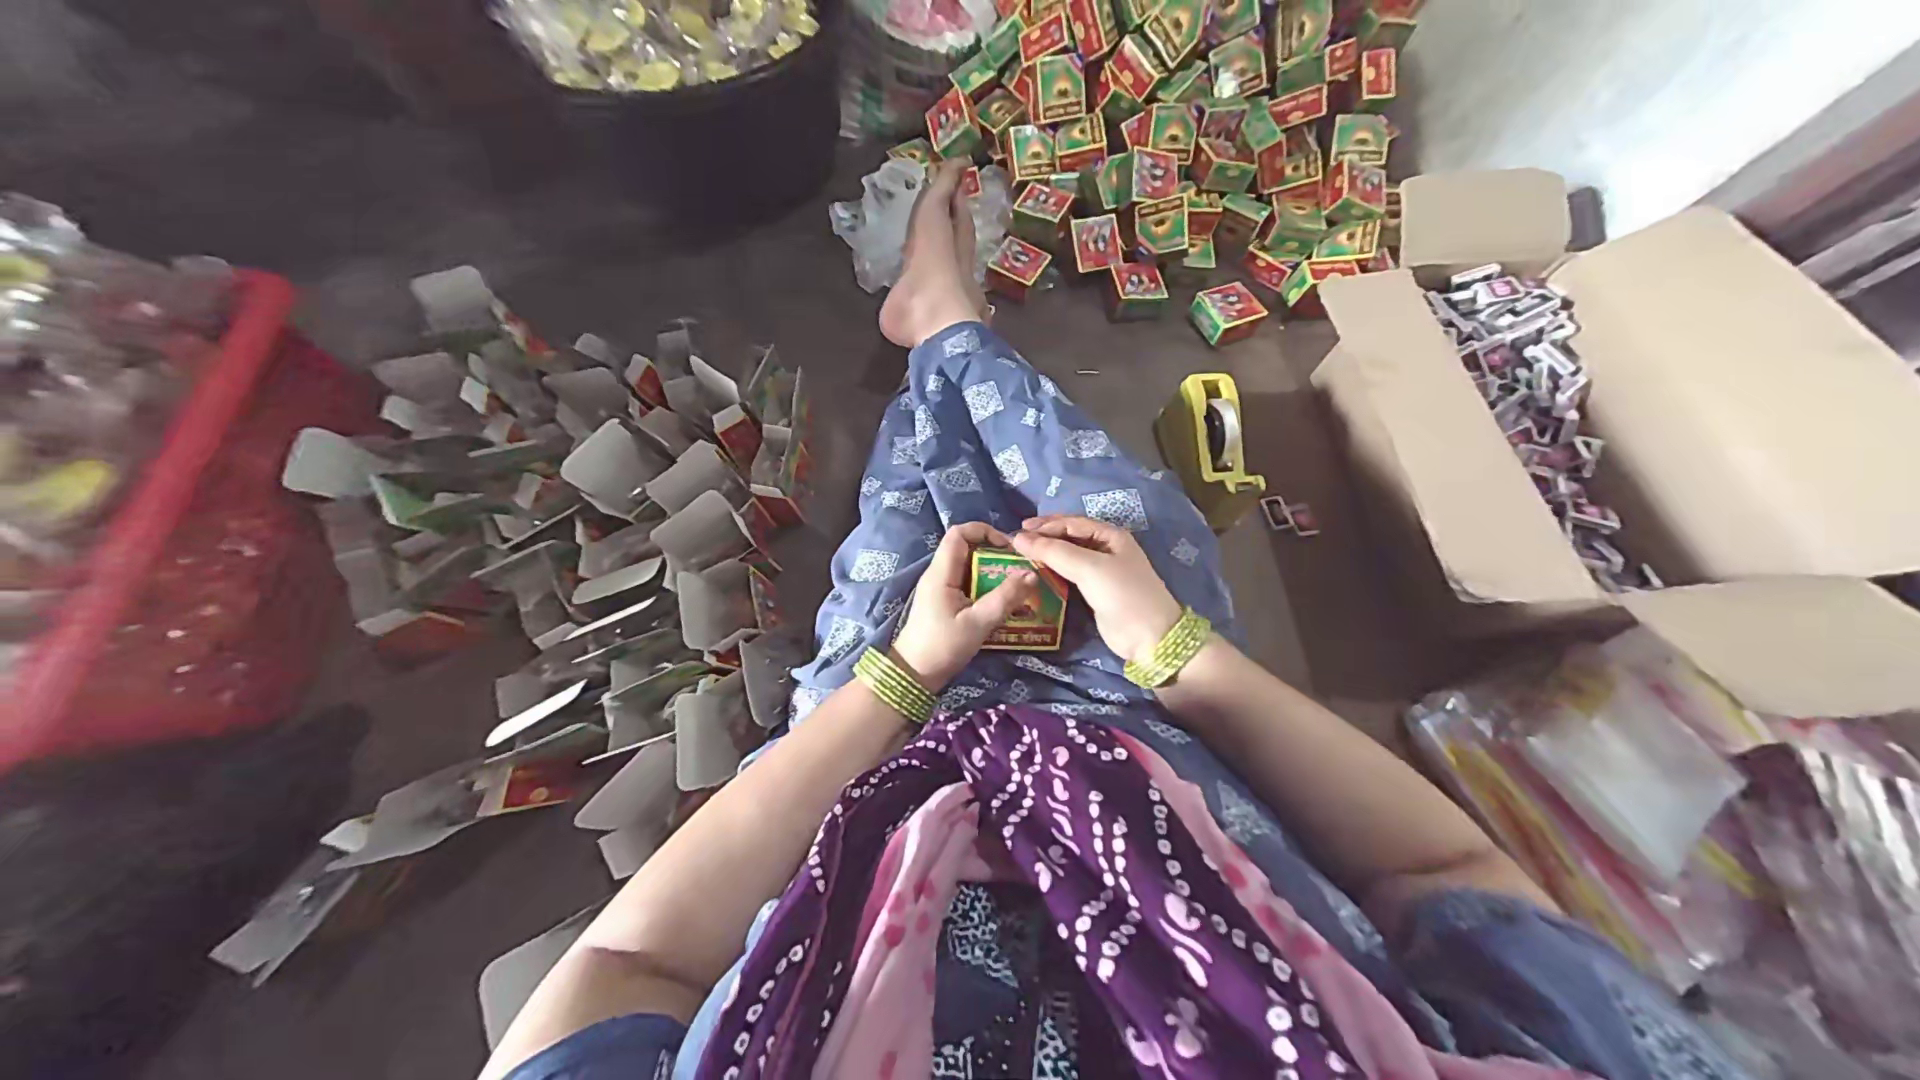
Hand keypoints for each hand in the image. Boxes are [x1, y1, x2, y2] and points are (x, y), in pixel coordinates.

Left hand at [891, 522, 1039, 689]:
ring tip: (1017, 585)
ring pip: (970, 567)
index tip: (1009, 548)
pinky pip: (969, 584)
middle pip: (968, 548)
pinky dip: (987, 587)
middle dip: (995, 554)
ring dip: (993, 572)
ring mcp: (941, 588)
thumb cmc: (943, 646)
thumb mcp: (978, 623)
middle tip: (1019, 569)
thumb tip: (1031, 574)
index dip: (985, 531)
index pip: (959, 533)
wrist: (915, 675)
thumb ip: (1005, 598)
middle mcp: (939, 574)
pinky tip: (1003, 602)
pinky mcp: (946, 602)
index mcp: (941, 573)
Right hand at [1011, 516, 1183, 666]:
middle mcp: (1106, 549)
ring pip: (1068, 555)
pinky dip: (1053, 571)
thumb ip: (1054, 551)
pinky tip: (1038, 573)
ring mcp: (1102, 571)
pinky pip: (1070, 573)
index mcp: (1111, 535)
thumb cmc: (1123, 595)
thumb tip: (1018, 538)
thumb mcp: (1089, 568)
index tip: (1018, 533)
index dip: (1045, 526)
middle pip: (1069, 536)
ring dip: (1047, 554)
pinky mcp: (1096, 591)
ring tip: (1022, 556)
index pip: (1072, 523)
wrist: (1150, 637)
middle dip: (1044, 537)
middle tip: (1017, 542)